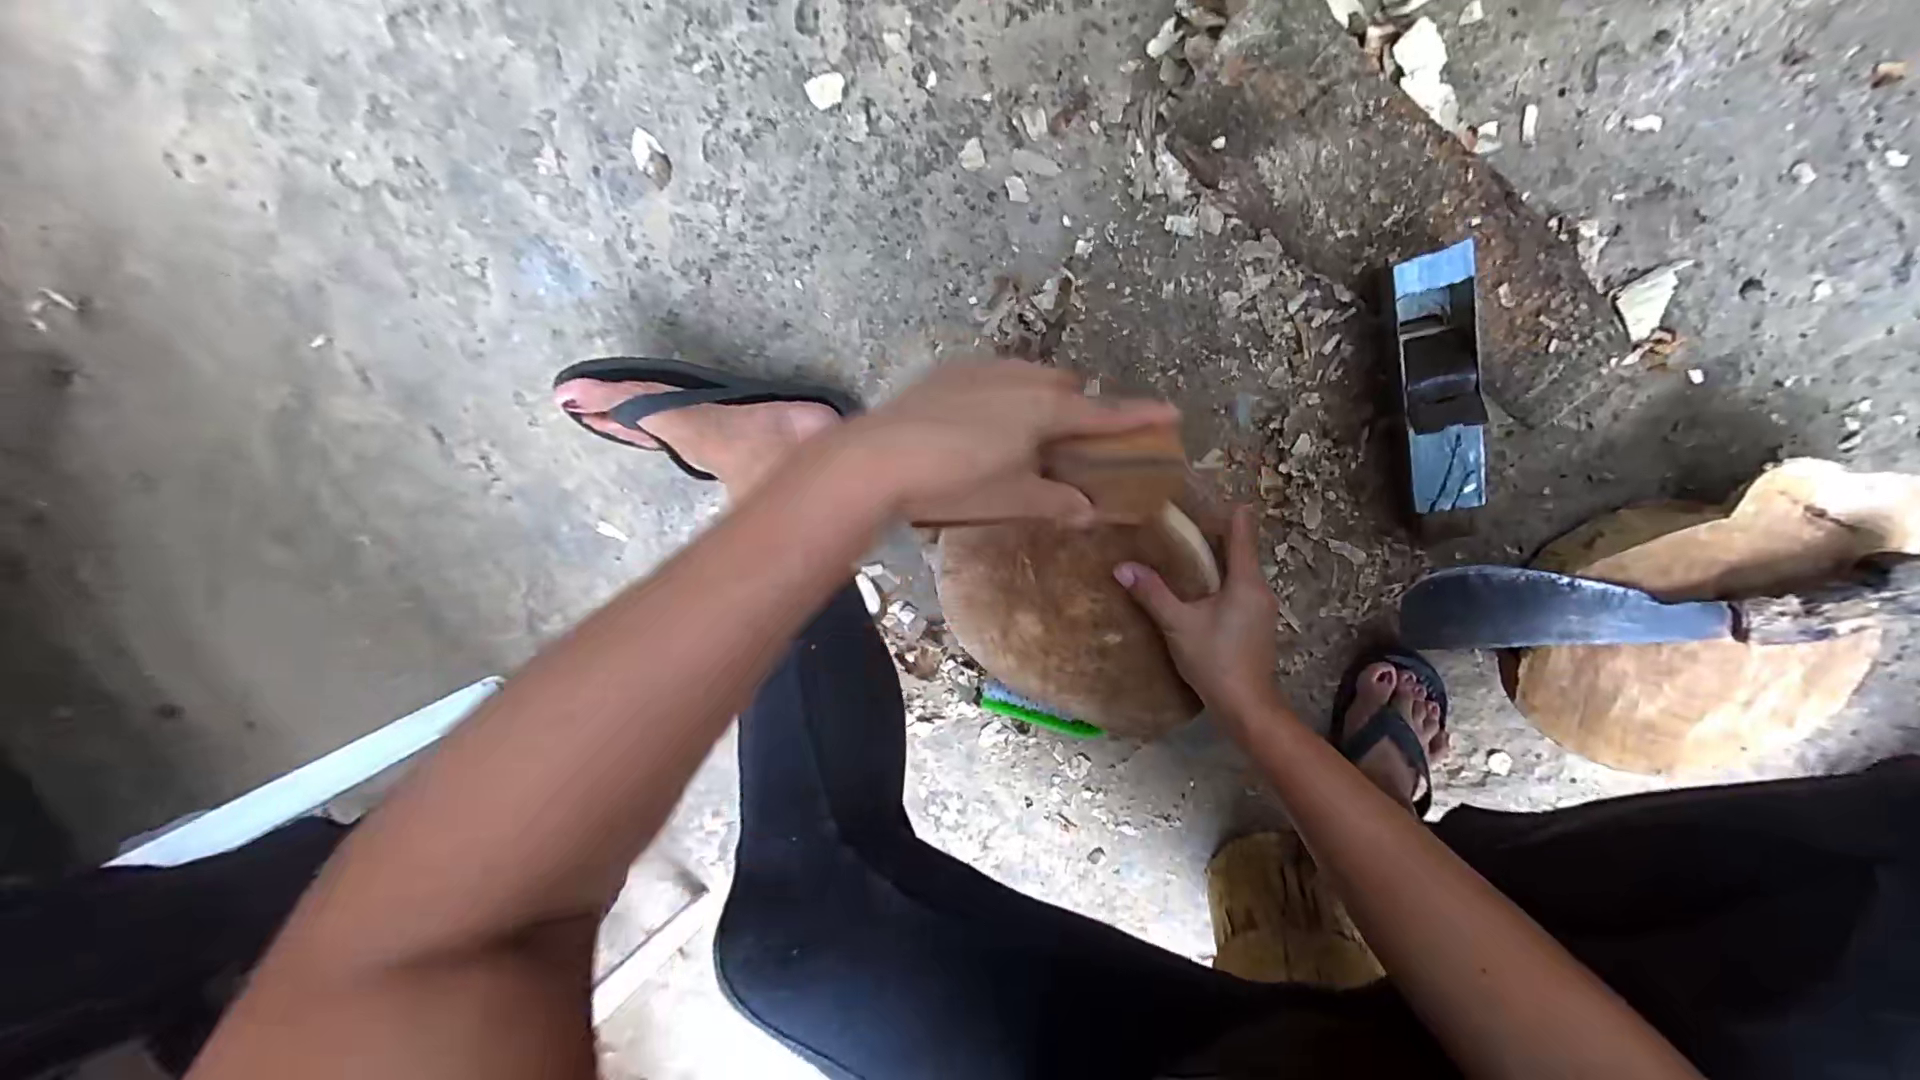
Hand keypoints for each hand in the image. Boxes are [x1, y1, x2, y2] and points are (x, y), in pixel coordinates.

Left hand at [841, 358, 1178, 522]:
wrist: (881, 457)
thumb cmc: (957, 481)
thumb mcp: (1013, 498)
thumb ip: (1056, 502)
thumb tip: (1088, 510)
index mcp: (1045, 409)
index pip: (1104, 414)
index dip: (1139, 417)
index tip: (1171, 412)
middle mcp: (1020, 378)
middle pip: (1066, 387)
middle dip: (1078, 408)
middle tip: (1072, 439)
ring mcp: (982, 370)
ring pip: (1028, 376)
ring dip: (1040, 397)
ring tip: (1025, 430)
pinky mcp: (948, 373)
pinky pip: (994, 377)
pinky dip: (1004, 394)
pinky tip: (982, 420)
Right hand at [1114, 506, 1282, 722]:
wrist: (1247, 706)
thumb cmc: (1216, 660)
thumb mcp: (1178, 624)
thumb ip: (1152, 593)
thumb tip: (1122, 566)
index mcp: (1246, 582)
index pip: (1243, 534)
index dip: (1230, 512)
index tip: (1213, 495)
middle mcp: (1260, 590)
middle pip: (1242, 551)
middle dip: (1217, 534)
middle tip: (1185, 521)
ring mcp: (1261, 609)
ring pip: (1240, 573)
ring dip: (1217, 560)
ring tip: (1186, 550)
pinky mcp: (1256, 626)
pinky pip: (1239, 590)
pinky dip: (1220, 580)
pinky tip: (1198, 588)